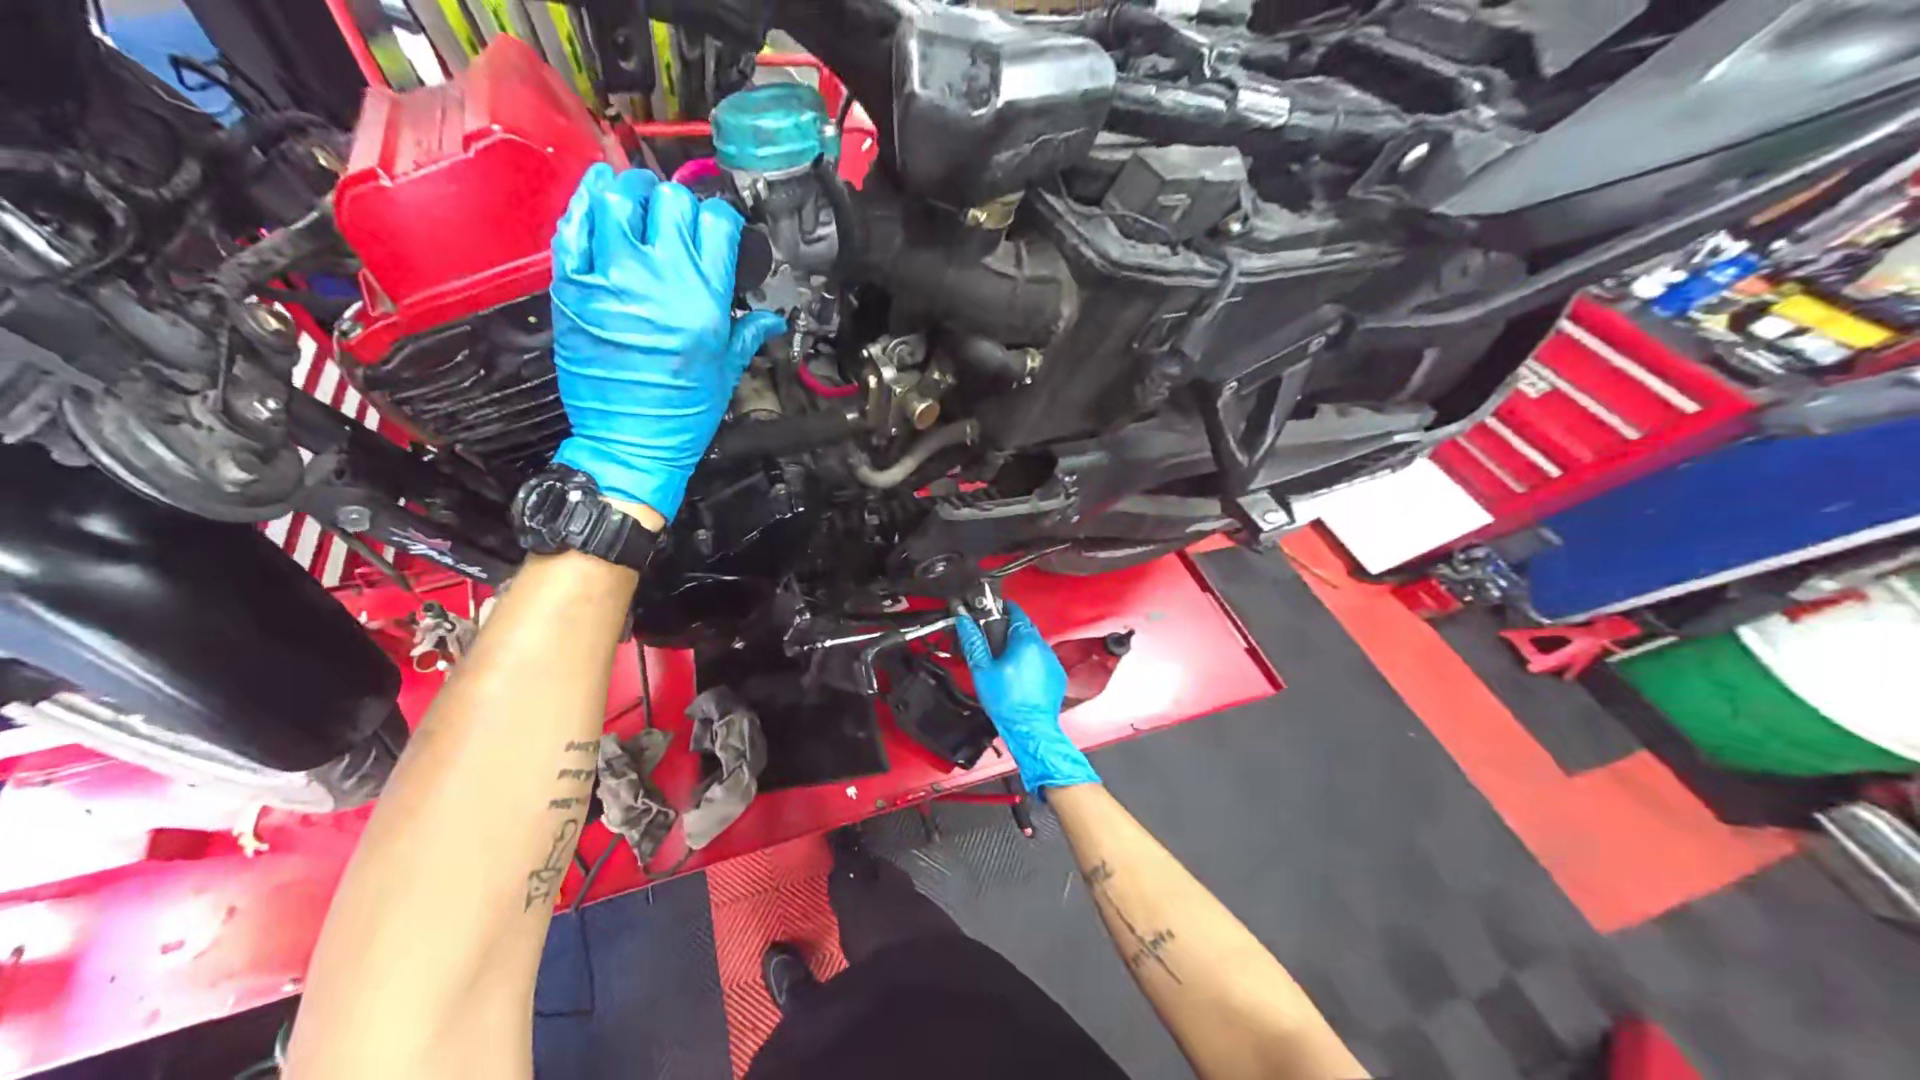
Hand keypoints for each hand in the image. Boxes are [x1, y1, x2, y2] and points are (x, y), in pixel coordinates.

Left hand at [549, 163, 786, 520]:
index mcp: (703, 302)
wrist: (629, 442)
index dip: (722, 220)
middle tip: (679, 218)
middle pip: (670, 200)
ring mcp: (610, 279)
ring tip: (639, 202)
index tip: (720, 229)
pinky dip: (587, 205)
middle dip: (680, 203)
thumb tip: (769, 319)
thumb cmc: (680, 413)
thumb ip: (747, 333)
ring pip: (617, 197)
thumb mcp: (726, 371)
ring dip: (632, 192)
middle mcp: (658, 281)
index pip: (717, 225)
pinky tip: (601, 202)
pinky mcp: (571, 286)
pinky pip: (573, 224)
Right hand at [956, 602, 1099, 790]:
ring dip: (1020, 647)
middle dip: (1008, 630)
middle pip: (1024, 627)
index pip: (1015, 611)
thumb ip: (973, 641)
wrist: (1031, 730)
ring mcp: (1052, 661)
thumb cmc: (1007, 702)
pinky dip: (1031, 662)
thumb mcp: (982, 670)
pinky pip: (1042, 660)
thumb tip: (963, 620)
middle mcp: (1043, 647)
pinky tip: (1019, 676)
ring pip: (1034, 644)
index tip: (990, 614)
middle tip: (992, 641)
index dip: (1001, 610)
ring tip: (1004, 662)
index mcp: (1025, 640)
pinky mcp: (1057, 675)